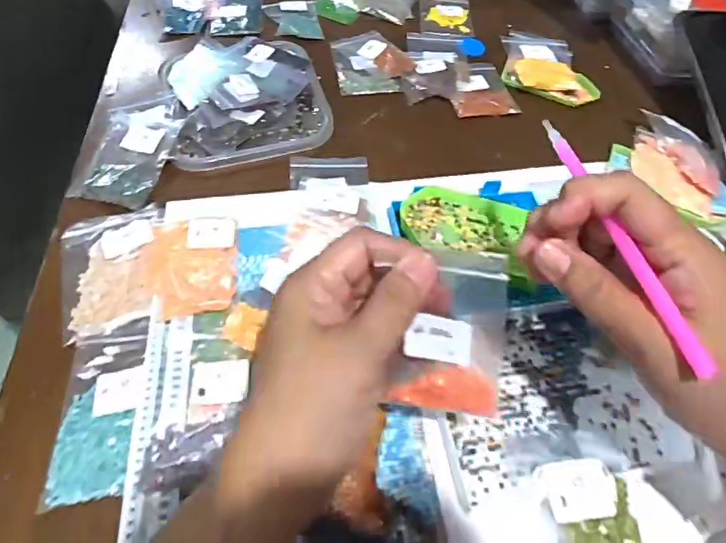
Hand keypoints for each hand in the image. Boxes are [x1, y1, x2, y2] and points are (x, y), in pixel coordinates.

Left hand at [217, 229, 443, 529]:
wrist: (277, 481)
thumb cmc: (317, 404)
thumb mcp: (362, 349)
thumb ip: (395, 301)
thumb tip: (425, 258)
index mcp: (313, 285)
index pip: (359, 244)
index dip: (398, 252)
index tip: (436, 278)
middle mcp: (318, 301)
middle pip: (368, 273)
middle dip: (408, 285)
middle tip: (447, 310)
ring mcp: (326, 335)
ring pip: (373, 308)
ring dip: (408, 316)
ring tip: (444, 334)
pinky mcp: (336, 366)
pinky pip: (371, 341)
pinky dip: (398, 345)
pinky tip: (427, 359)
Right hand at [517, 172, 725, 462]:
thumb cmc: (719, 392)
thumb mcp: (652, 346)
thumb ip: (598, 293)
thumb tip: (541, 248)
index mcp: (683, 248)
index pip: (625, 192)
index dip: (580, 197)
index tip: (546, 229)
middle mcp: (669, 245)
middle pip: (606, 206)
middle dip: (561, 218)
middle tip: (526, 253)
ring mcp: (658, 265)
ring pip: (599, 230)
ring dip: (561, 240)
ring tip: (530, 267)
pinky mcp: (649, 285)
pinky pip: (604, 259)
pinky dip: (574, 263)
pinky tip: (552, 278)